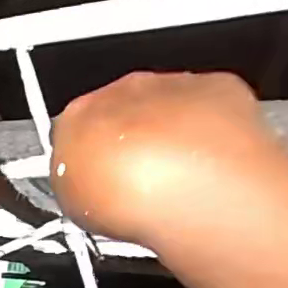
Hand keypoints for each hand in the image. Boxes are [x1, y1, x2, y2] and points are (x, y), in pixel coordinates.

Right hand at [49, 71, 287, 244]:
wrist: (192, 188)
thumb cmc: (131, 195)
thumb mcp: (72, 201)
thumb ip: (73, 177)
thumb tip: (78, 178)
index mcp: (77, 114)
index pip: (70, 128)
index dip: (81, 157)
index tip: (91, 179)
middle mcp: (122, 91)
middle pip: (117, 111)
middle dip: (124, 141)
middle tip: (129, 182)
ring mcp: (170, 87)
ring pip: (161, 108)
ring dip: (164, 137)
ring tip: (168, 180)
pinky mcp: (217, 88)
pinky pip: (205, 105)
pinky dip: (202, 129)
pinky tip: (201, 164)